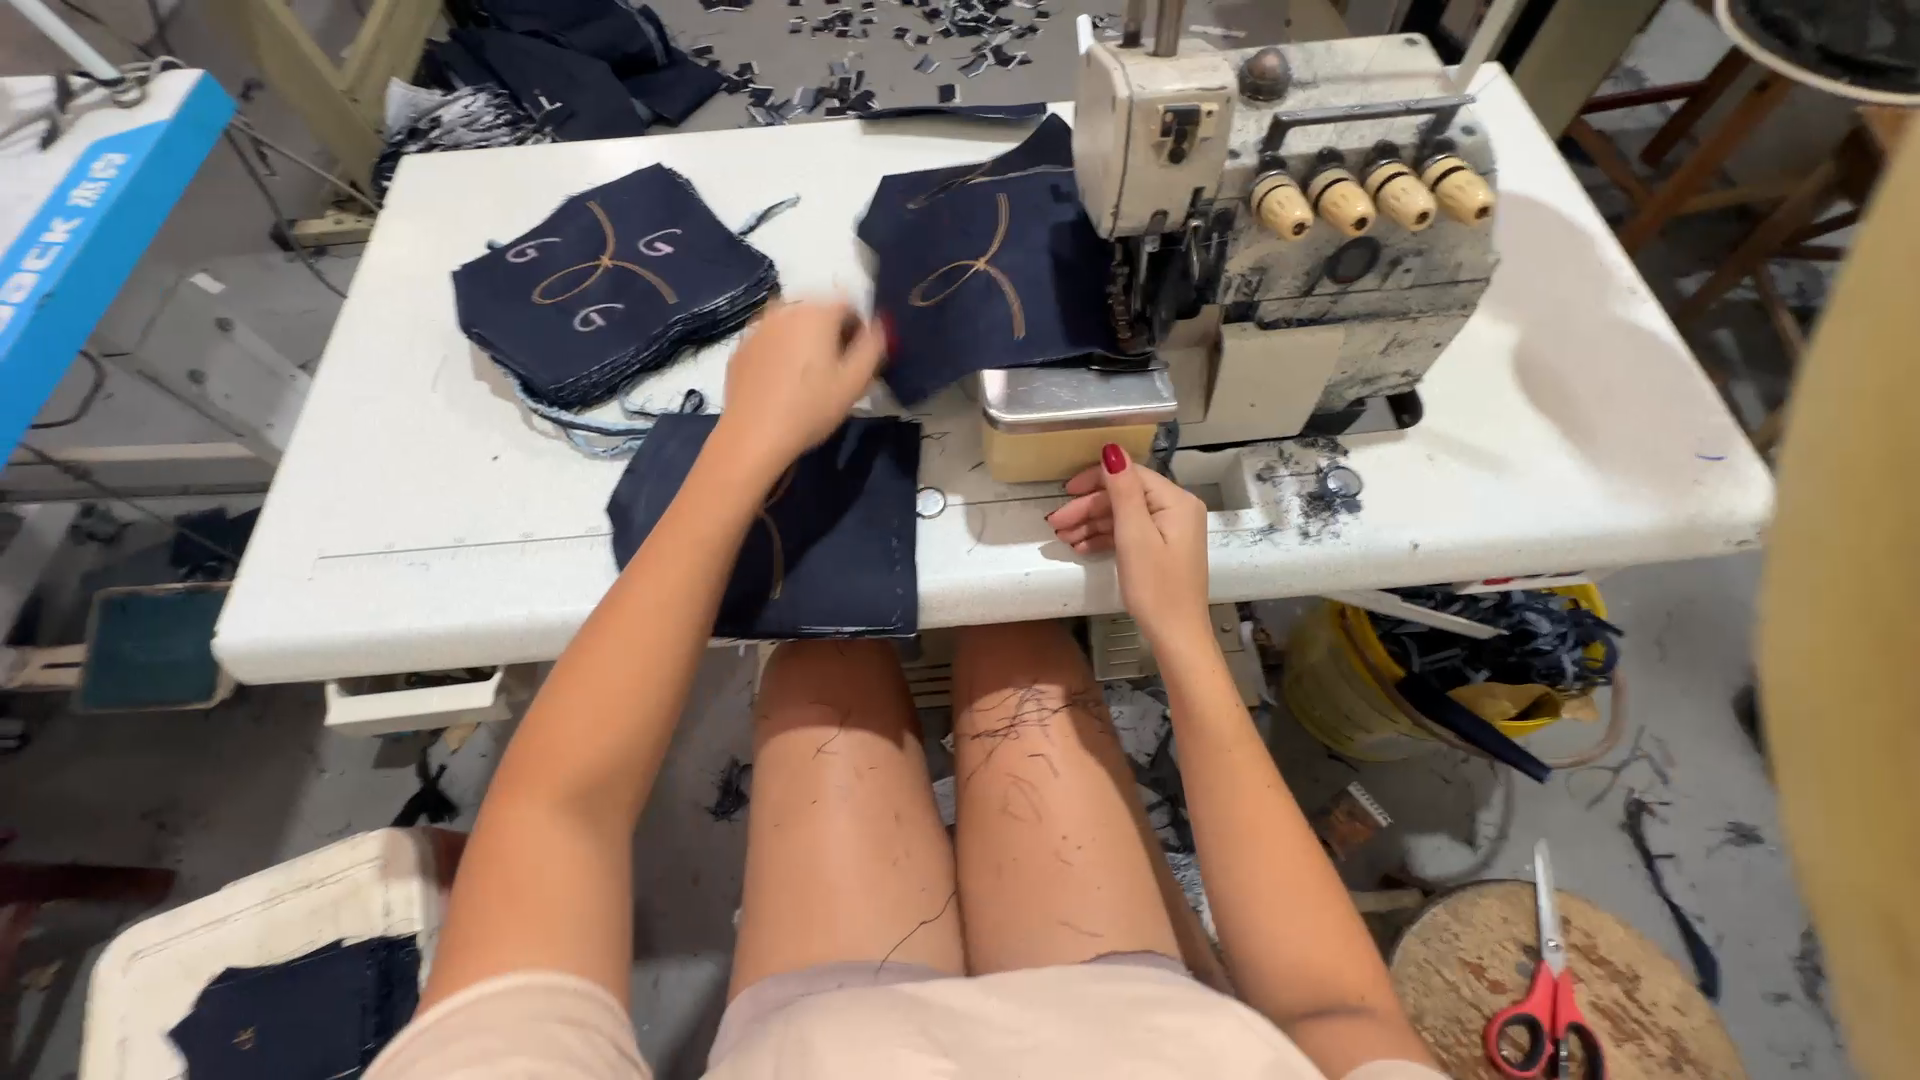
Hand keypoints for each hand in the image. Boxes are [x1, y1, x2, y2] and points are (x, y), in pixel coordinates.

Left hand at [714, 297, 885, 473]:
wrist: (754, 434)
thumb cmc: (811, 408)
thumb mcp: (855, 382)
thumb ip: (873, 346)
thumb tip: (878, 326)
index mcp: (817, 312)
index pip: (848, 303)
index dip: (859, 327)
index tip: (858, 357)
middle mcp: (785, 309)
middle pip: (817, 309)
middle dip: (830, 330)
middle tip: (834, 367)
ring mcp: (758, 326)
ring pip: (791, 323)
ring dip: (804, 339)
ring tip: (808, 374)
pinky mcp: (741, 347)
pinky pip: (770, 339)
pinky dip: (780, 350)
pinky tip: (782, 380)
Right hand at [1047, 444, 1211, 647]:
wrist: (1176, 635)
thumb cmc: (1155, 587)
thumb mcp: (1134, 536)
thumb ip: (1122, 490)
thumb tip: (1112, 449)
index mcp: (1176, 501)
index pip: (1129, 475)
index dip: (1094, 479)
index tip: (1064, 492)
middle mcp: (1176, 509)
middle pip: (1124, 495)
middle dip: (1088, 508)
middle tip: (1056, 524)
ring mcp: (1169, 530)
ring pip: (1123, 515)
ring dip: (1091, 524)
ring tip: (1063, 539)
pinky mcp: (1161, 548)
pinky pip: (1129, 533)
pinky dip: (1104, 537)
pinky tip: (1081, 547)